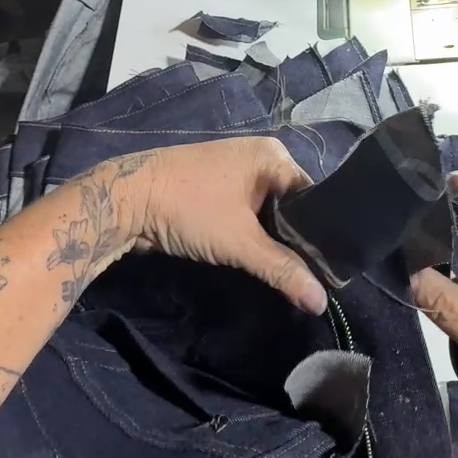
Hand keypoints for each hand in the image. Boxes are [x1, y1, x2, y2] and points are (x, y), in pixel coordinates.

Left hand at [98, 138, 329, 314]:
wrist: (126, 201)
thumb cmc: (189, 209)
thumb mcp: (241, 243)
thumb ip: (283, 270)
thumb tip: (322, 302)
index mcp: (273, 154)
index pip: (313, 197)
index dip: (322, 235)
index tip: (331, 271)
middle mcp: (259, 157)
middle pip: (292, 206)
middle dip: (297, 241)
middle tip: (312, 280)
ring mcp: (236, 172)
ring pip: (269, 213)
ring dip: (274, 241)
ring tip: (292, 276)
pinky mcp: (218, 188)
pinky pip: (249, 213)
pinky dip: (254, 235)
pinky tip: (262, 261)